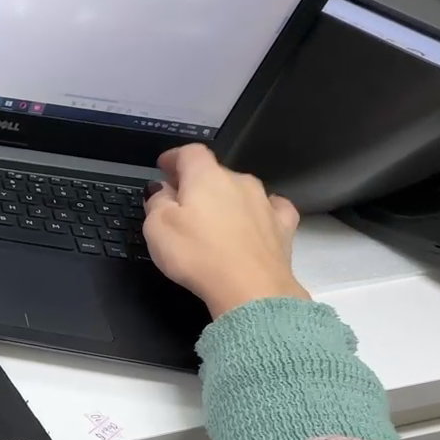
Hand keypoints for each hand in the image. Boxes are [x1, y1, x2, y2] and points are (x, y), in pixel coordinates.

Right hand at [143, 143, 309, 318]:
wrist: (249, 286)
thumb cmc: (197, 254)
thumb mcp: (156, 227)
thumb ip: (157, 202)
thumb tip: (161, 190)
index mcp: (206, 178)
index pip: (190, 153)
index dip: (173, 157)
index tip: (163, 165)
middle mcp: (239, 182)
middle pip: (214, 173)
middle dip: (195, 182)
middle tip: (178, 199)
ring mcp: (265, 202)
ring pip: (239, 191)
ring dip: (222, 198)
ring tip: (208, 218)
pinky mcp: (282, 225)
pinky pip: (268, 209)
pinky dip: (254, 212)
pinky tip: (250, 222)